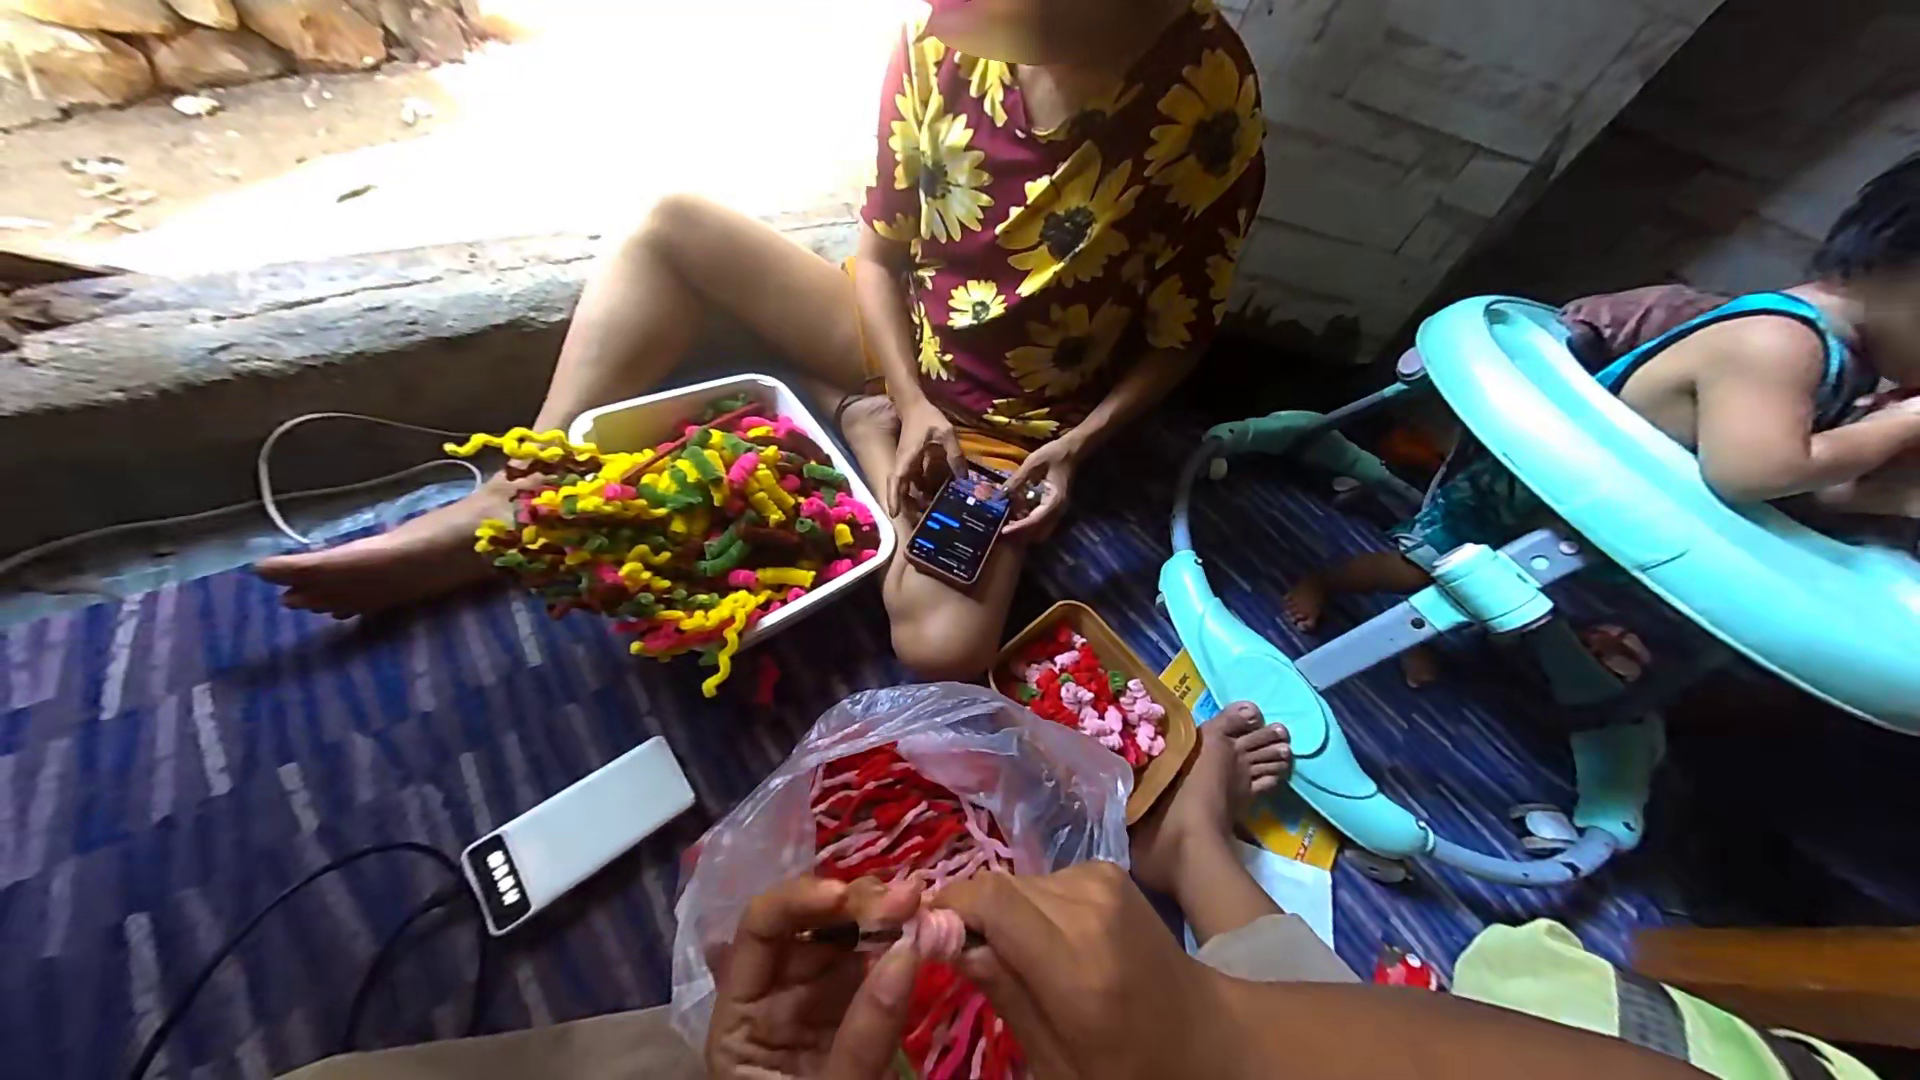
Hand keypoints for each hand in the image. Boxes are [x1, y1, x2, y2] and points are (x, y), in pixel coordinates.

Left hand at [706, 876, 924, 1079]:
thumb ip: (864, 1034)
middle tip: (908, 896)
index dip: (800, 900)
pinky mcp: (858, 1008)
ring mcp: (820, 1000)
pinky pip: (876, 961)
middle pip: (811, 924)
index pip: (760, 931)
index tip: (848, 895)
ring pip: (848, 935)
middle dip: (857, 901)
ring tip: (919, 901)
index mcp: (742, 1018)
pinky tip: (920, 922)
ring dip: (883, 911)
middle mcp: (779, 995)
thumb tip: (909, 948)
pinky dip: (898, 938)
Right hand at [892, 398, 963, 516]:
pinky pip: (912, 478)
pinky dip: (918, 488)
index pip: (897, 480)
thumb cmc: (927, 417)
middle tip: (915, 521)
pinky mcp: (910, 460)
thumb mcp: (946, 433)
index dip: (895, 497)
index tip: (894, 514)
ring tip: (924, 513)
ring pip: (905, 485)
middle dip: (904, 504)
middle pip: (898, 487)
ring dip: (911, 498)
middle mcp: (903, 462)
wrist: (913, 404)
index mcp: (907, 457)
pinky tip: (930, 495)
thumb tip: (963, 477)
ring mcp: (906, 461)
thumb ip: (955, 454)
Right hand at [934, 863, 1232, 1079]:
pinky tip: (1054, 936)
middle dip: (976, 914)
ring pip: (1022, 881)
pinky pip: (1046, 877)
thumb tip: (946, 938)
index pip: (994, 902)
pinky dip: (1034, 903)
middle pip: (1002, 887)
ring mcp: (1103, 878)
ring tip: (1021, 953)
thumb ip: (1003, 992)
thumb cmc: (1129, 1068)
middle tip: (968, 952)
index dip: (951, 905)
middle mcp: (1090, 906)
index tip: (926, 928)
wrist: (1205, 1033)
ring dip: (1007, 910)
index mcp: (1078, 966)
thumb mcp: (1058, 1063)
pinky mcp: (1108, 867)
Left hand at [1001, 436, 1078, 540]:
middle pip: (1039, 531)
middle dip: (1021, 533)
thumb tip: (1000, 495)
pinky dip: (1030, 522)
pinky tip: (1018, 513)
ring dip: (1026, 529)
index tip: (1004, 531)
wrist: (1072, 450)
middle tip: (1003, 528)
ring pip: (1041, 530)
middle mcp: (1058, 510)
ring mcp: (1058, 510)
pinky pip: (1042, 522)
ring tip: (1009, 521)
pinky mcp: (1055, 508)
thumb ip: (1017, 480)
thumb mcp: (1032, 464)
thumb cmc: (1054, 454)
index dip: (1019, 527)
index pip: (1035, 521)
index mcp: (1054, 500)